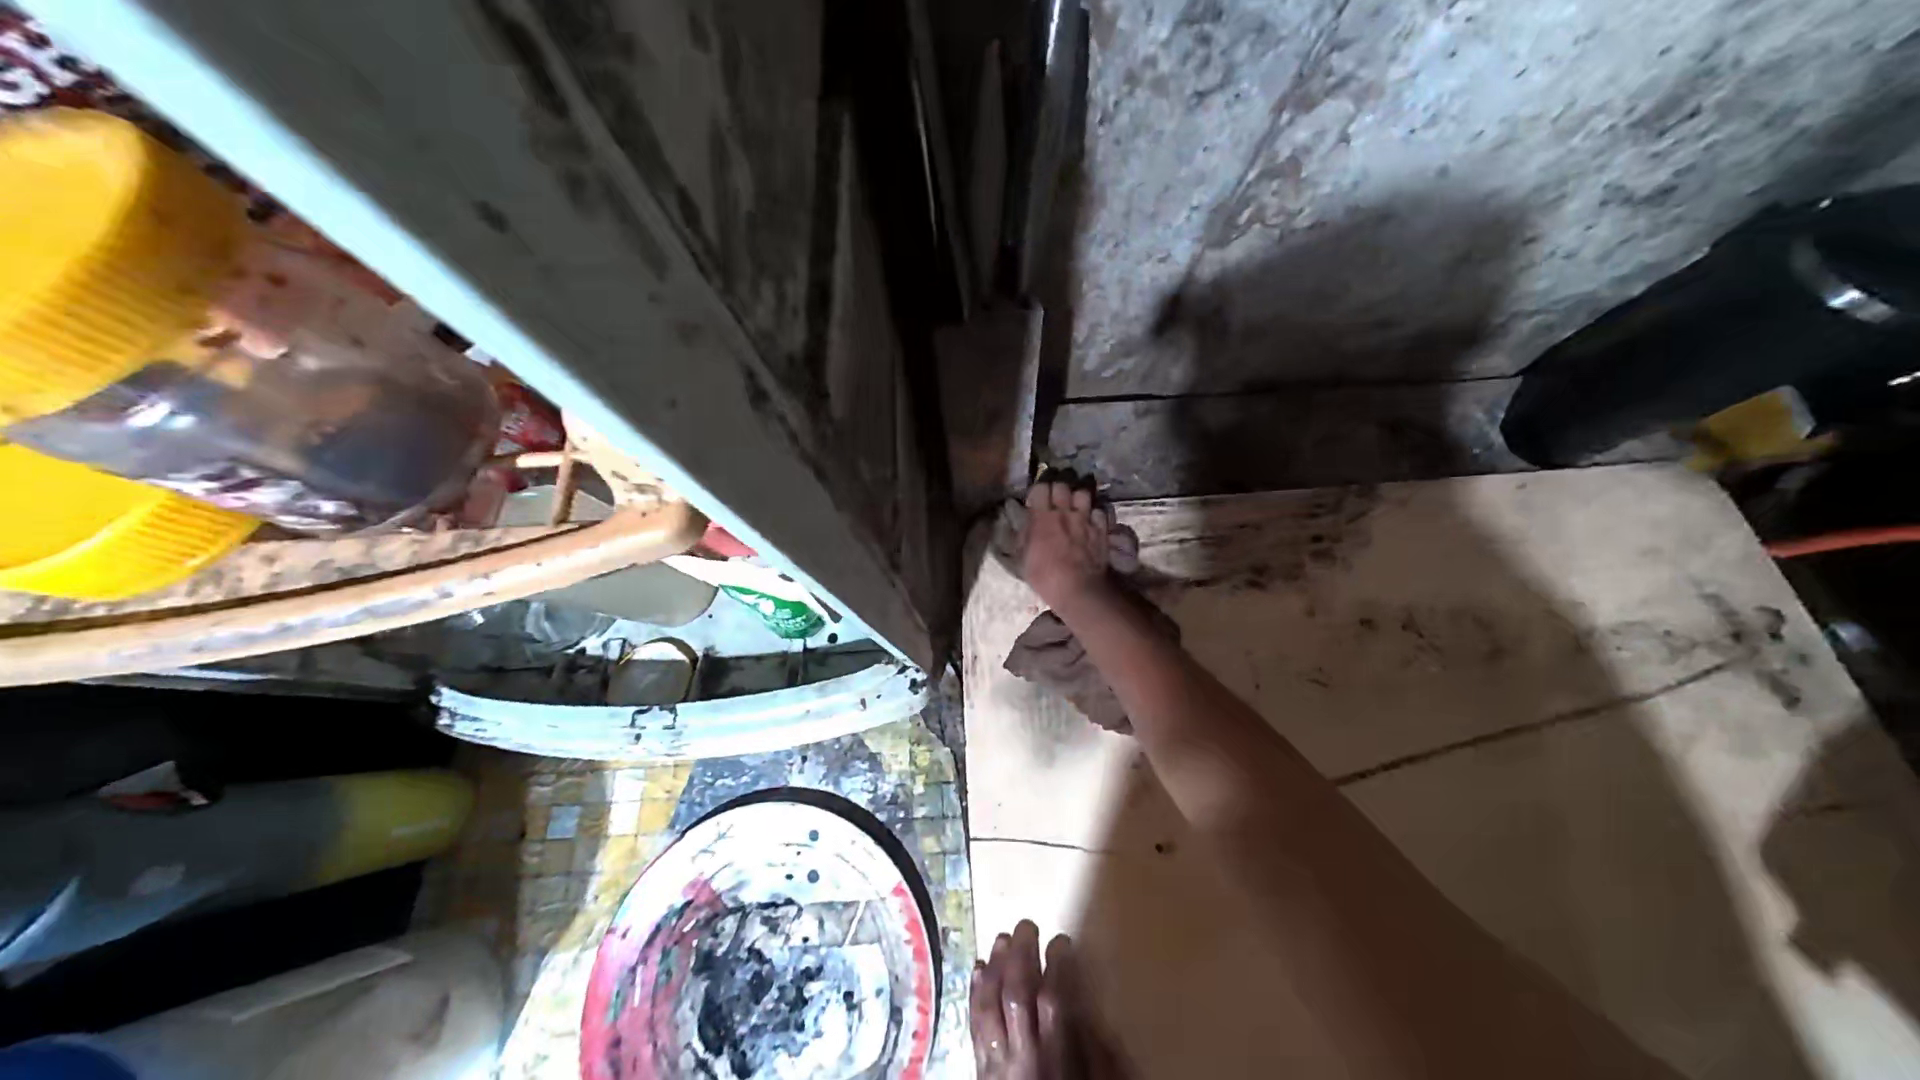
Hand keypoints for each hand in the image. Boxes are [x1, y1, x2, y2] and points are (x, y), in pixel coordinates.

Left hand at [972, 921, 1130, 1079]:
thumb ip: (1098, 1054)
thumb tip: (1091, 1006)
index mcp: (1056, 1061)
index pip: (1054, 1001)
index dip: (1057, 965)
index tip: (1062, 941)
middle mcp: (1022, 1058)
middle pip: (1016, 994)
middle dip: (1021, 954)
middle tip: (1027, 924)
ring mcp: (996, 1064)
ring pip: (990, 1004)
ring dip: (995, 965)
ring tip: (1001, 937)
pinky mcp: (980, 1070)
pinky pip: (973, 1026)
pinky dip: (975, 993)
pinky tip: (978, 969)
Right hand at [1022, 480, 1112, 611]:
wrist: (1078, 589)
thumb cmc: (1045, 577)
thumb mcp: (1023, 558)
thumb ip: (1023, 534)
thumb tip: (1021, 520)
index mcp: (1042, 517)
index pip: (1040, 488)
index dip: (1038, 492)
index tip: (1036, 501)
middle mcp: (1065, 512)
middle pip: (1062, 486)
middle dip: (1057, 490)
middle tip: (1055, 502)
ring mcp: (1086, 519)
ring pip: (1083, 493)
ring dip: (1077, 498)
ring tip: (1075, 508)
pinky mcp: (1102, 528)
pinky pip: (1100, 510)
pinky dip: (1095, 513)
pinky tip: (1091, 521)